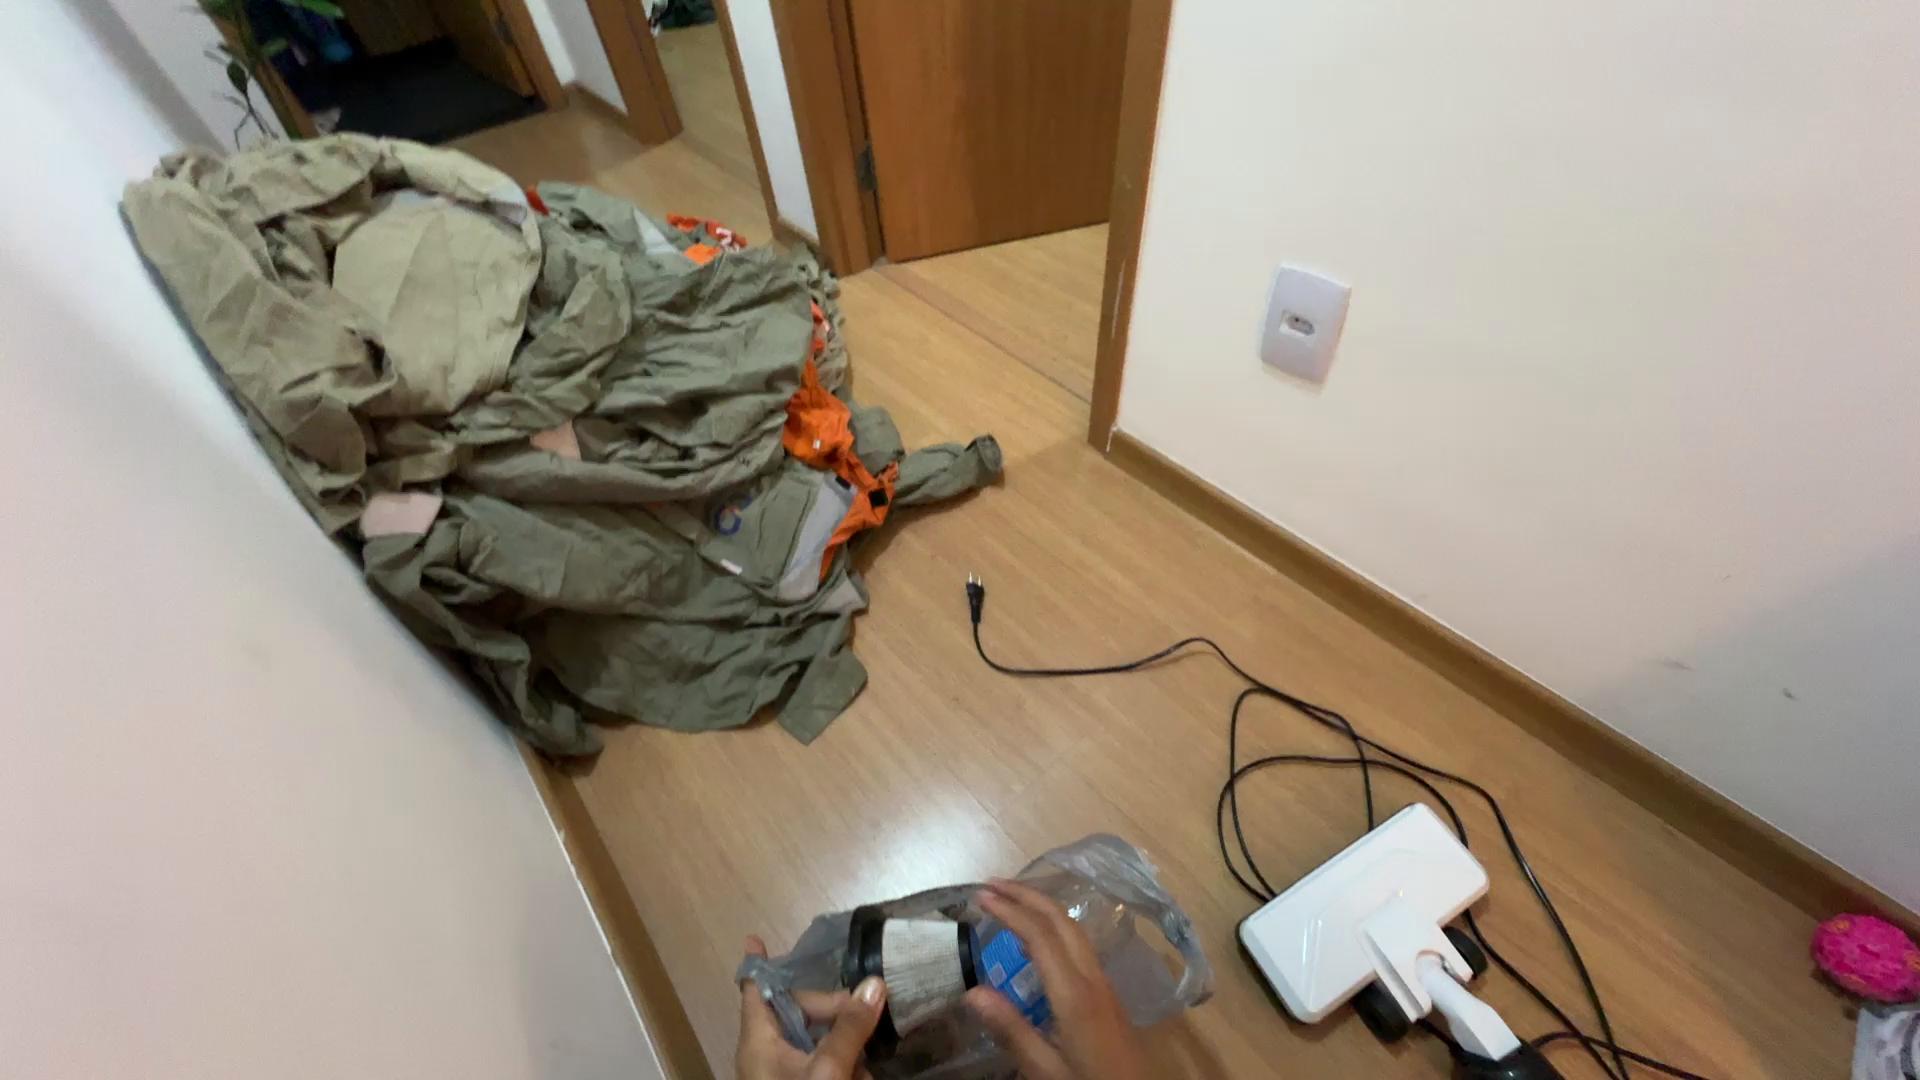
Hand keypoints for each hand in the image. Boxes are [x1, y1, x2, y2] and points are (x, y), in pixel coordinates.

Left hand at [737, 935, 886, 1079]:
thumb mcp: (827, 1070)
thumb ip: (850, 1027)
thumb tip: (875, 982)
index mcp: (759, 1040)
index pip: (755, 989)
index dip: (758, 963)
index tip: (754, 937)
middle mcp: (768, 1051)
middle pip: (802, 1009)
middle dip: (835, 1009)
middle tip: (867, 1015)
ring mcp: (783, 1073)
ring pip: (818, 1038)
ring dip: (846, 1044)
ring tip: (866, 1057)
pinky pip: (823, 1063)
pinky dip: (844, 1064)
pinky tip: (860, 1074)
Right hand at [966, 879, 1150, 1079]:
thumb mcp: (1046, 1071)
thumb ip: (1011, 1030)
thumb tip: (971, 992)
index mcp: (1074, 993)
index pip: (1039, 934)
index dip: (1009, 909)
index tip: (981, 895)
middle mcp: (1092, 976)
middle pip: (1060, 918)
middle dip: (1026, 893)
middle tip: (991, 884)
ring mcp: (1103, 982)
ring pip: (1073, 927)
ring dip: (1041, 905)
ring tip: (1010, 899)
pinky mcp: (1107, 992)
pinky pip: (1078, 943)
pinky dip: (1053, 925)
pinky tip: (1036, 940)